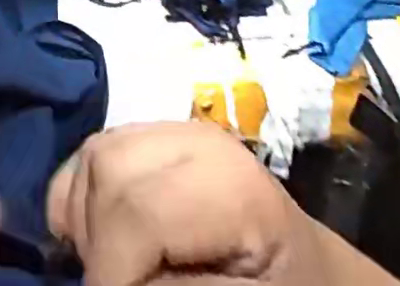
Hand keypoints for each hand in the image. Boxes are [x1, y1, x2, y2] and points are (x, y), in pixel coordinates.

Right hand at [47, 122, 393, 285]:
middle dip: (93, 240)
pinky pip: (94, 151)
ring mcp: (171, 128)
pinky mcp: (152, 132)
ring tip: (111, 266)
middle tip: (108, 285)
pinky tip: (100, 234)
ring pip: (93, 156)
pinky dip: (82, 195)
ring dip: (84, 217)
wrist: (317, 279)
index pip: (139, 213)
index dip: (109, 270)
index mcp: (233, 189)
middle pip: (107, 171)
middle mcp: (195, 139)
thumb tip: (112, 283)